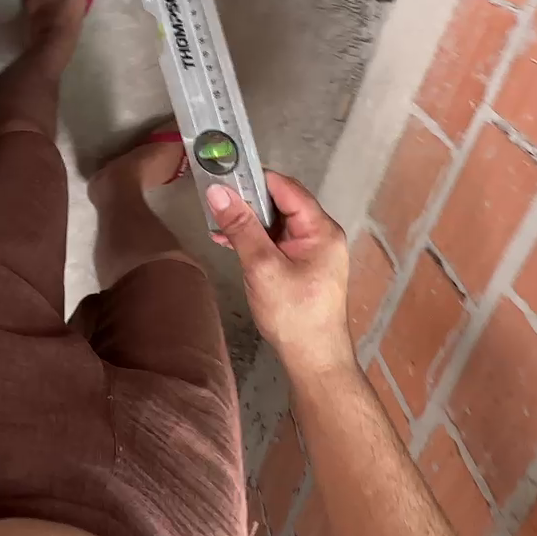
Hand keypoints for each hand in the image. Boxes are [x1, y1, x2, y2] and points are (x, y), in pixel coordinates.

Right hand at [207, 172, 354, 377]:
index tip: (223, 174)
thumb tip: (217, 191)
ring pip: (274, 221)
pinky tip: (228, 241)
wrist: (313, 361)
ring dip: (246, 221)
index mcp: (321, 229)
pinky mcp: (301, 265)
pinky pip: (274, 240)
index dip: (254, 178)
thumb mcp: (262, 267)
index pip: (286, 187)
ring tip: (217, 222)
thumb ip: (240, 227)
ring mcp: (311, 250)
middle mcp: (320, 234)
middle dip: (247, 200)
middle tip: (216, 199)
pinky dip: (253, 238)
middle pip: (280, 203)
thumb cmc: (293, 314)